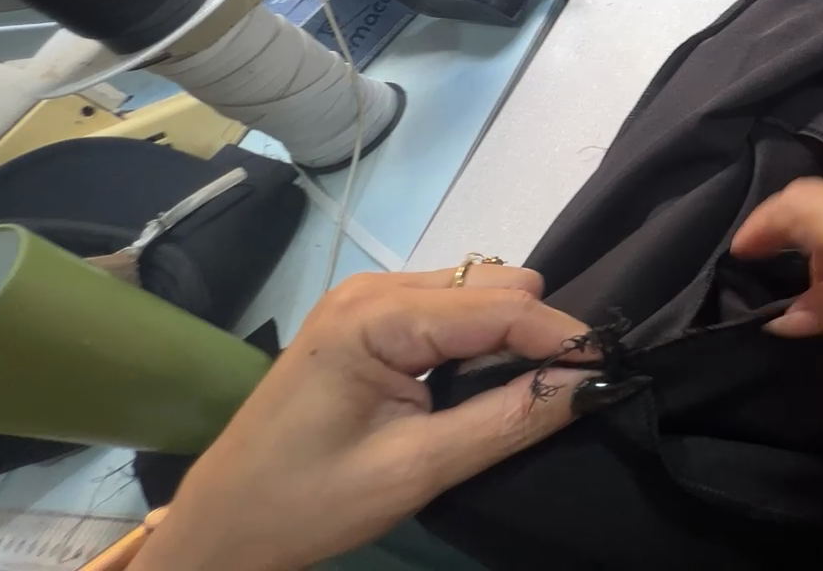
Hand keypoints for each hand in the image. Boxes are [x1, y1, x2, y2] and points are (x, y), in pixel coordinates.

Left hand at [133, 267, 591, 570]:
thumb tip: (594, 381)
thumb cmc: (304, 506)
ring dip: (513, 335)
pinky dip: (487, 336)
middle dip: (536, 335)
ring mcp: (378, 292)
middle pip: (502, 285)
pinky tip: (471, 377)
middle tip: (541, 393)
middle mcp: (382, 285)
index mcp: (379, 316)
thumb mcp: (415, 470)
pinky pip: (465, 302)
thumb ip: (510, 418)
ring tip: (502, 390)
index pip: (505, 307)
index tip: (608, 371)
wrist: (214, 536)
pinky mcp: (380, 309)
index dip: (563, 336)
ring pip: (490, 288)